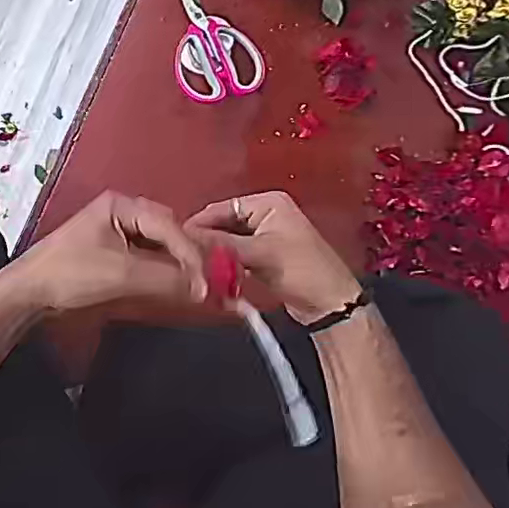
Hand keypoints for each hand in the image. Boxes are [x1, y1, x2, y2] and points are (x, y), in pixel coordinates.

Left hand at [0, 191, 206, 314]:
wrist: (27, 295)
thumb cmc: (70, 275)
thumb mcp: (120, 274)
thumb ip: (164, 278)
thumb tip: (204, 288)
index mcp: (121, 205)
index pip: (168, 224)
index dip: (190, 253)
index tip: (207, 281)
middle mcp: (122, 213)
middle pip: (168, 231)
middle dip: (188, 255)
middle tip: (208, 280)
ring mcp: (118, 233)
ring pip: (160, 245)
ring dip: (178, 264)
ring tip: (197, 284)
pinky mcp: (114, 254)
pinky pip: (149, 258)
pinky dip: (164, 271)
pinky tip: (176, 285)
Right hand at [186, 191, 359, 322]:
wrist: (331, 304)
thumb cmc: (302, 270)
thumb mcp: (261, 254)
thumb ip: (222, 244)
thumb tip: (186, 236)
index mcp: (268, 203)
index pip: (224, 207)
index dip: (201, 223)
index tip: (177, 239)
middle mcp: (265, 213)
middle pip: (224, 224)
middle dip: (207, 241)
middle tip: (184, 257)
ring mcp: (265, 235)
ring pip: (228, 242)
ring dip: (216, 255)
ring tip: (195, 267)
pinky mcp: (264, 256)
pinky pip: (236, 255)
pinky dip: (226, 264)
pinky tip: (213, 275)